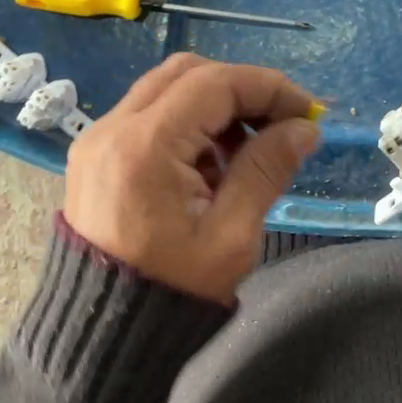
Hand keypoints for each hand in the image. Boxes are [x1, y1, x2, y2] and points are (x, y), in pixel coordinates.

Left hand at [65, 54, 322, 304]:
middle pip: (186, 73)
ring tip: (247, 153)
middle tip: (279, 126)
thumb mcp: (231, 236)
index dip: (268, 88)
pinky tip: (209, 165)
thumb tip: (303, 130)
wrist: (103, 329)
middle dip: (241, 90)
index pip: (214, 83)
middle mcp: (112, 129)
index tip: (307, 114)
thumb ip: (266, 171)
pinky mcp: (94, 155)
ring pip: (164, 90)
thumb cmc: (172, 289)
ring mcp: (97, 139)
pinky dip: (184, 125)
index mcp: (145, 147)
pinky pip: (145, 117)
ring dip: (213, 106)